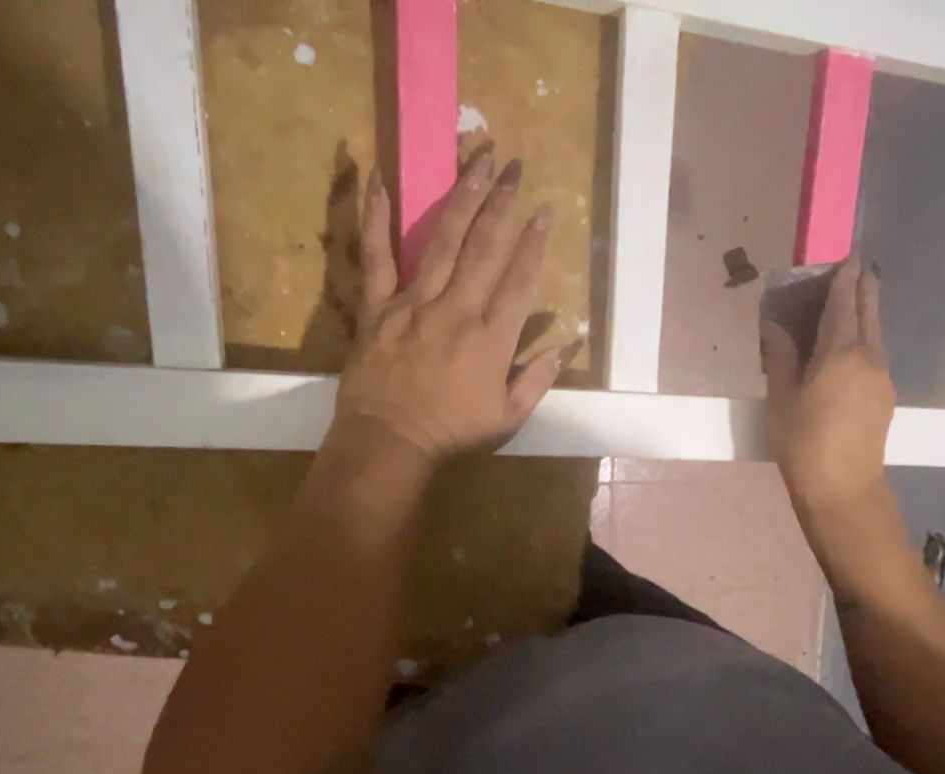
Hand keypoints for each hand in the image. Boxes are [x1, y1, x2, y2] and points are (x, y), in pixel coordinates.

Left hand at [334, 149, 572, 460]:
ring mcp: (414, 303)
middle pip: (484, 247)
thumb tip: (568, 345)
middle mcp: (457, 310)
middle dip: (502, 202)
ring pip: (442, 241)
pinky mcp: (379, 306)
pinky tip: (381, 179)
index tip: (544, 210)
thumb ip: (538, 378)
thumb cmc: (453, 433)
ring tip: (476, 160)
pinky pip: (376, 256)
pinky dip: (376, 217)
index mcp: (491, 339)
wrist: (389, 442)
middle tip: (514, 166)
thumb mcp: (508, 416)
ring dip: (461, 197)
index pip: (518, 280)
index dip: (533, 243)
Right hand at [762, 256, 895, 513]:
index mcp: (841, 351)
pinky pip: (876, 356)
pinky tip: (852, 349)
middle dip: (864, 288)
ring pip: (876, 335)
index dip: (845, 277)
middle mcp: (869, 357)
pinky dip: (865, 341)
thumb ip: (780, 357)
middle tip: (859, 268)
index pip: (844, 302)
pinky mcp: (886, 399)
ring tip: (853, 305)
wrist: (843, 489)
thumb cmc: (804, 443)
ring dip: (866, 316)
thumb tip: (774, 326)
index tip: (849, 256)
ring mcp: (882, 379)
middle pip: (870, 312)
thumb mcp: (781, 398)